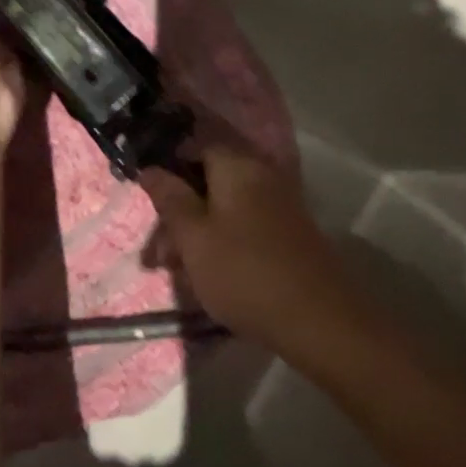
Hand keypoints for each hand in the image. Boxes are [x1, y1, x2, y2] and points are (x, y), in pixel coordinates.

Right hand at [140, 140, 356, 350]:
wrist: (317, 318)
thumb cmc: (244, 272)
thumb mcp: (194, 238)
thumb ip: (170, 200)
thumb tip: (150, 168)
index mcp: (236, 166)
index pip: (194, 148)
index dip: (167, 172)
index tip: (148, 206)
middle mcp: (260, 175)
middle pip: (207, 183)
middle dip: (177, 216)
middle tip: (155, 258)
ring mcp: (278, 205)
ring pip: (223, 210)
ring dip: (196, 237)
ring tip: (176, 275)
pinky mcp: (288, 234)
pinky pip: (244, 228)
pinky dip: (221, 247)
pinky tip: (208, 279)